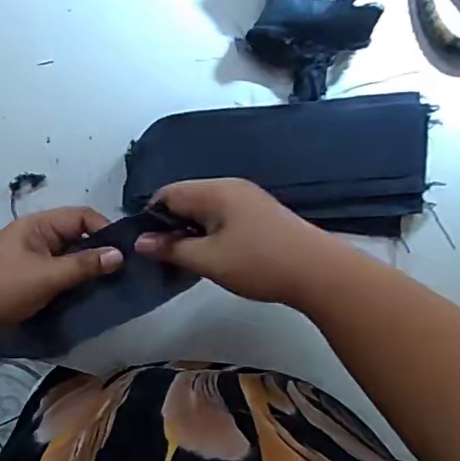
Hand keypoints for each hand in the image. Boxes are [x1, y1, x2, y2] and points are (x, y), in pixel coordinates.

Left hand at [0, 207, 124, 332]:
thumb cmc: (3, 288)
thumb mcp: (47, 276)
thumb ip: (85, 265)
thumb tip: (119, 255)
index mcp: (38, 225)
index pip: (82, 216)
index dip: (105, 230)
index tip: (125, 253)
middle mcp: (36, 236)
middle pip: (77, 236)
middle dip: (99, 252)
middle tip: (122, 273)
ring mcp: (31, 259)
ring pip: (69, 257)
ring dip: (86, 269)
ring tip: (109, 286)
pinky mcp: (28, 279)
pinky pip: (58, 274)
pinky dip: (73, 282)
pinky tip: (86, 295)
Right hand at [134, 178, 345, 306]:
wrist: (318, 272)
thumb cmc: (260, 263)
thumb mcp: (209, 259)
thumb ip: (172, 249)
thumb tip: (141, 241)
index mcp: (216, 191)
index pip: (168, 193)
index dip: (150, 218)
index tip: (145, 246)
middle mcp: (232, 188)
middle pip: (187, 199)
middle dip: (171, 226)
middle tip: (164, 258)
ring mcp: (249, 201)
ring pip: (206, 211)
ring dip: (192, 233)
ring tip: (187, 261)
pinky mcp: (261, 216)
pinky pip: (224, 219)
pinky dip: (211, 235)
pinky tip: (214, 257)